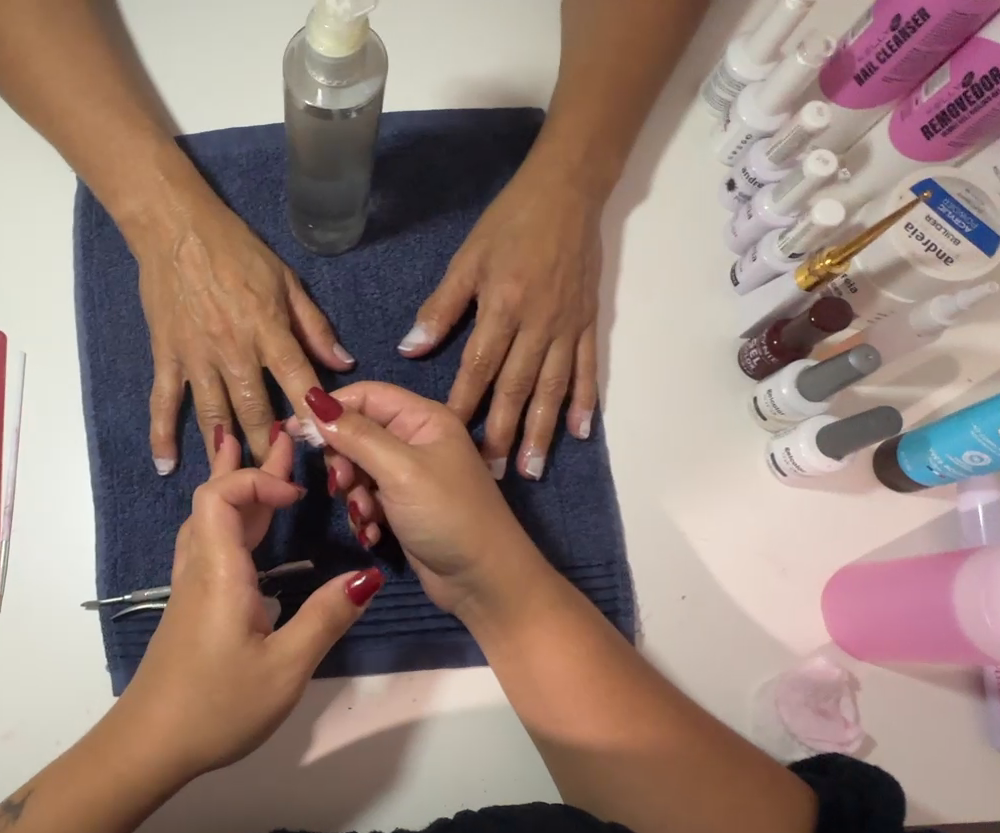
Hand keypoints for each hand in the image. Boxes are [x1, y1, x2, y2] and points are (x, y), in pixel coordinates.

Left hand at [112, 426, 382, 777]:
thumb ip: (326, 618)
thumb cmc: (217, 706)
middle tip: (282, 438)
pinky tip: (245, 532)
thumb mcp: (285, 668)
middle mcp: (199, 569)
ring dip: (236, 490)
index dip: (258, 480)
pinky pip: (208, 545)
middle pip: (215, 500)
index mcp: (219, 572)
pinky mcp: (191, 607)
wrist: (150, 744)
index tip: (299, 496)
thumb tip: (369, 575)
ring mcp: (190, 588)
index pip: (222, 495)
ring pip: (208, 522)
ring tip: (257, 461)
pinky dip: (229, 520)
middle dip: (251, 467)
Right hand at [130, 196, 352, 472]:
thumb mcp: (286, 280)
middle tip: (281, 480)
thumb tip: (343, 362)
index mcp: (268, 329)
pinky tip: (165, 465)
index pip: (296, 379)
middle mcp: (233, 350)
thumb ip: (313, 326)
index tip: (324, 444)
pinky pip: (165, 401)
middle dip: (270, 447)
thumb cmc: (236, 250)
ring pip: (214, 414)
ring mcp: (197, 357)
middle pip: (255, 409)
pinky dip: (162, 434)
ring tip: (237, 481)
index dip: (311, 413)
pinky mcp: (167, 357)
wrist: (175, 228)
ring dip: (227, 450)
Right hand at [299, 383, 552, 621]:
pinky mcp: (402, 507)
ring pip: (357, 469)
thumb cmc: (448, 515)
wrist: (483, 580)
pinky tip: (372, 533)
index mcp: (423, 418)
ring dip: (352, 493)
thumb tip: (312, 401)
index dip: (331, 409)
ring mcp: (408, 476)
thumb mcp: (400, 470)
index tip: (297, 432)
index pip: (366, 395)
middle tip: (341, 485)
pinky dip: (364, 514)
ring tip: (366, 514)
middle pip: (356, 433)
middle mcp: (415, 440)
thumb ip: (356, 435)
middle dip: (342, 460)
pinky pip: (366, 498)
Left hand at [397, 165, 604, 481]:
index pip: (479, 367)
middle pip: (517, 388)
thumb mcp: (466, 260)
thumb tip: (410, 349)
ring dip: (543, 430)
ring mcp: (567, 327)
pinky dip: (586, 401)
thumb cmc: (509, 224)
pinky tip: (581, 432)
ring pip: (554, 387)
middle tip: (495, 474)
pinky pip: (588, 368)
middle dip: (505, 433)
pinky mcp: (589, 323)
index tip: (449, 440)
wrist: (568, 191)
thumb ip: (440, 308)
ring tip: (534, 468)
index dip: (464, 405)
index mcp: (503, 309)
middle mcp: (538, 325)